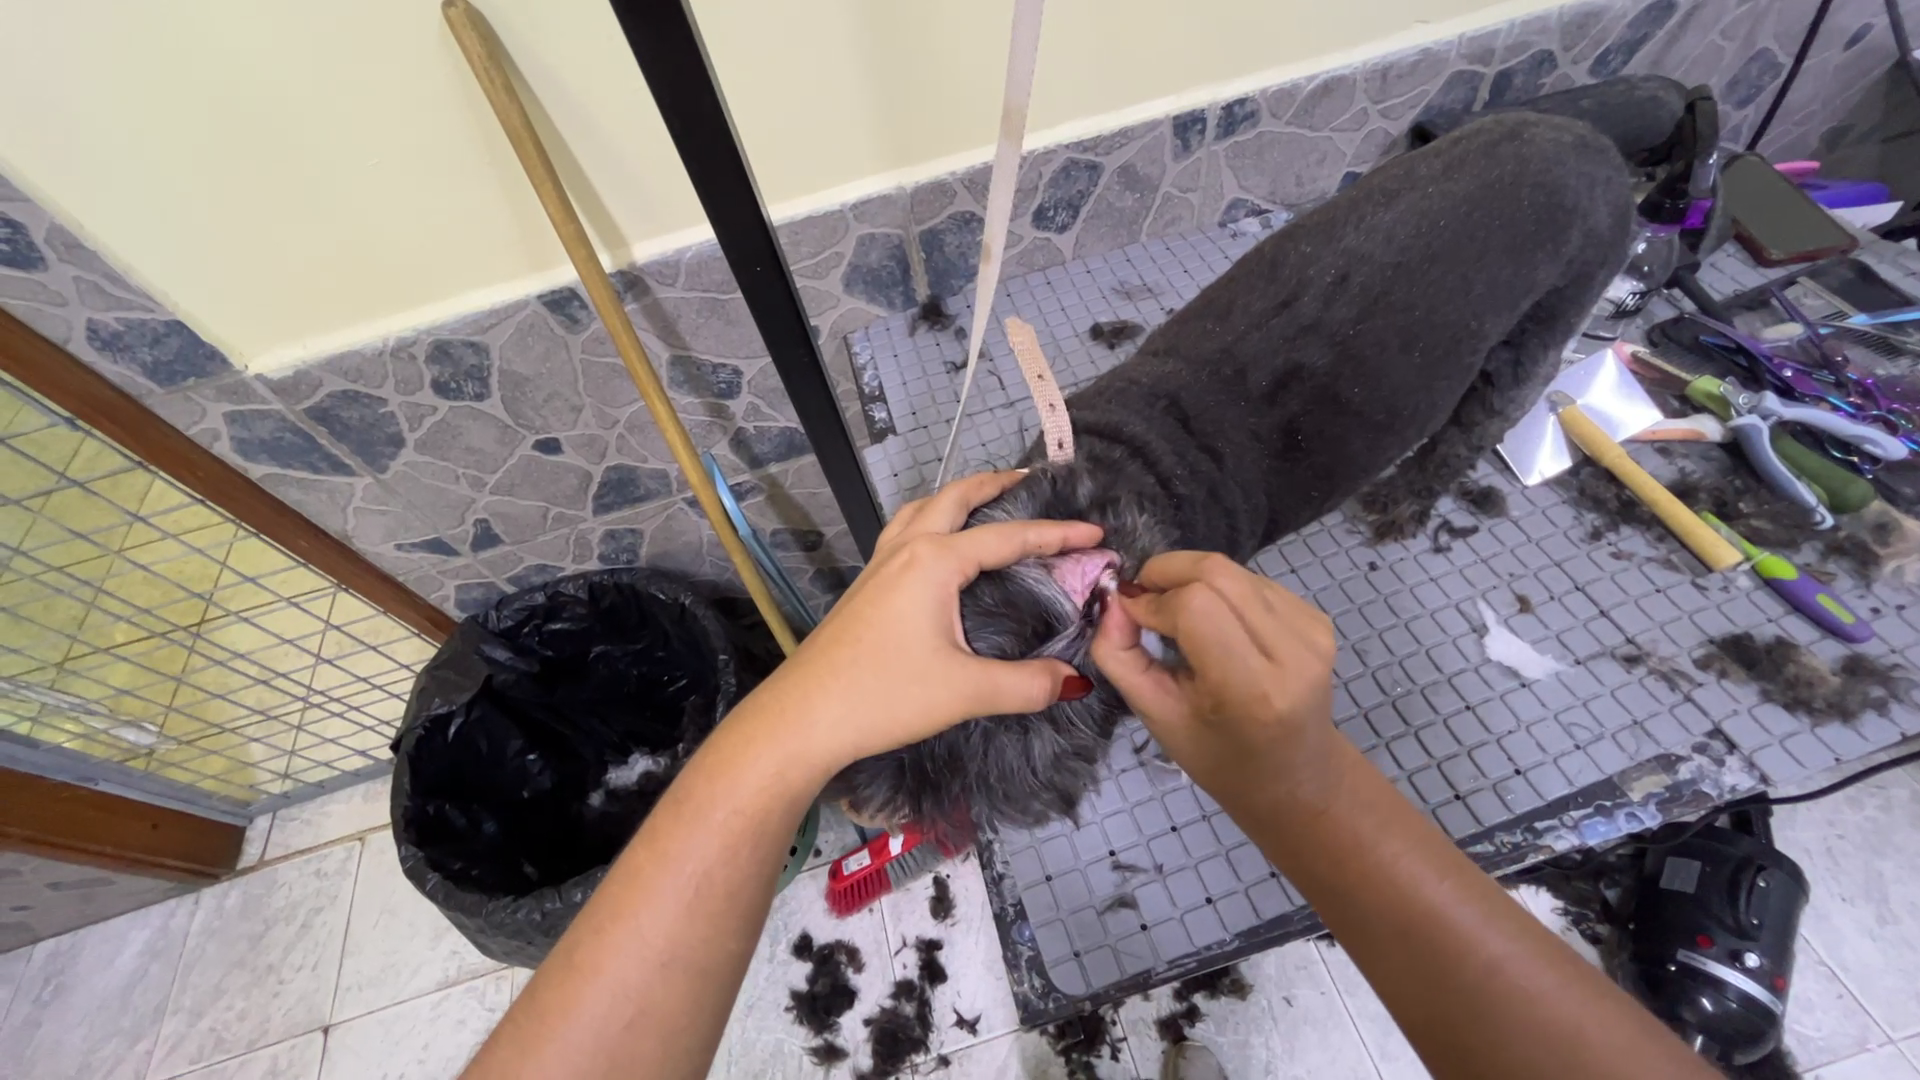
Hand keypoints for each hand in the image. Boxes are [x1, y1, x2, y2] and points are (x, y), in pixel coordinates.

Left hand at [753, 470, 1102, 772]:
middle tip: (1032, 480)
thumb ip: (1025, 684)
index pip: (1008, 538)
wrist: (802, 717)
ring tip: (983, 500)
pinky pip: (903, 531)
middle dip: (995, 483)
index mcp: (935, 562)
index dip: (1056, 534)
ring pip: (921, 509)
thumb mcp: (965, 691)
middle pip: (955, 498)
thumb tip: (1075, 681)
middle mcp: (906, 550)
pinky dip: (929, 519)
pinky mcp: (866, 585)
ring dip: (956, 496)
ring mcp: (880, 564)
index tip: (1096, 533)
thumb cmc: (883, 696)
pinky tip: (935, 546)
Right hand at [1090, 552, 1342, 814]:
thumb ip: (1119, 655)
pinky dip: (1220, 589)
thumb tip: (1111, 600)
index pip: (1195, 605)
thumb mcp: (1154, 715)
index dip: (1153, 600)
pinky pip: (1253, 580)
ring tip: (1175, 612)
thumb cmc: (1217, 756)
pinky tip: (1215, 621)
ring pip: (1233, 570)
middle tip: (1143, 597)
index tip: (1131, 616)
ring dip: (1191, 579)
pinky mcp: (1319, 618)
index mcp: (1252, 689)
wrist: (1295, 777)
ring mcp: (1312, 631)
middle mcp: (1292, 652)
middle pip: (1215, 571)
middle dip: (1167, 572)